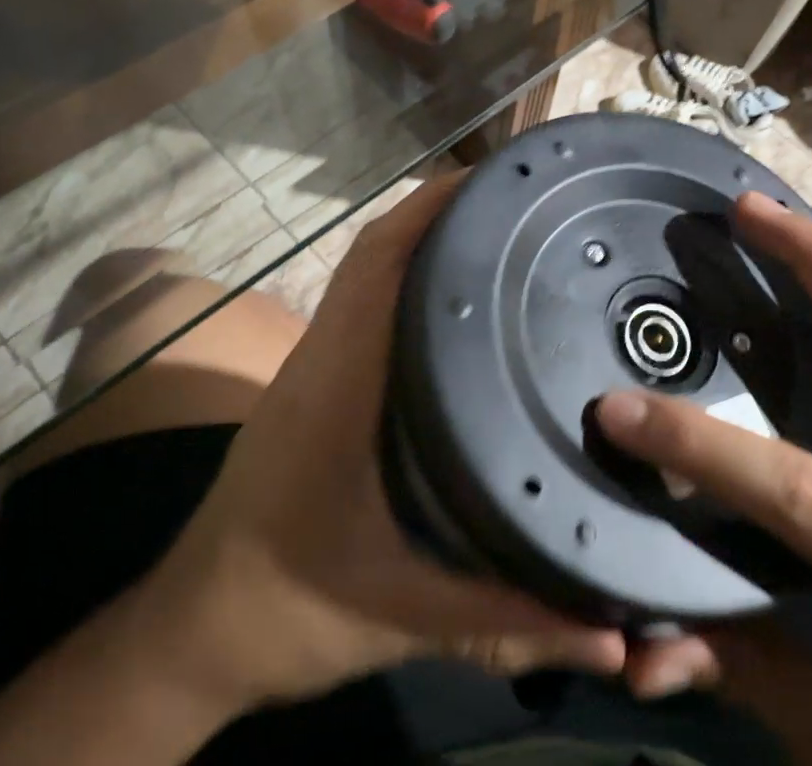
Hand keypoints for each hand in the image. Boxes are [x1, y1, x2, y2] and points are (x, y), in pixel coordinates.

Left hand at [135, 174, 626, 711]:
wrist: (195, 631)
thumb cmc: (282, 611)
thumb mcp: (400, 618)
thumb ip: (505, 620)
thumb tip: (615, 634)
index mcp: (335, 391)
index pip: (378, 267)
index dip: (434, 209)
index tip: (502, 179)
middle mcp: (321, 364)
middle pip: (377, 255)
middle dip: (446, 212)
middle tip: (532, 204)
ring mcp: (312, 375)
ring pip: (368, 279)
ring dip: (429, 244)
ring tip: (514, 238)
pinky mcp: (314, 393)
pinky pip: (365, 313)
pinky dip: (412, 287)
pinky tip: (470, 312)